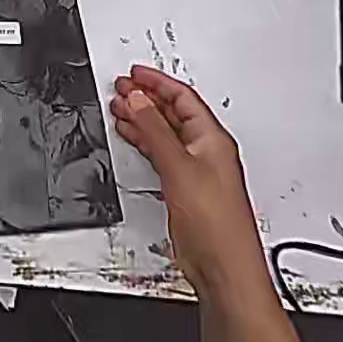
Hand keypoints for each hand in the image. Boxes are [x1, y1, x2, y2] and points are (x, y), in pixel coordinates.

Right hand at [111, 65, 272, 301]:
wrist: (223, 269)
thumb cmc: (217, 224)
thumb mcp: (179, 167)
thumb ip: (156, 130)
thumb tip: (138, 99)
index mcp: (211, 138)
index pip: (182, 97)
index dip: (157, 82)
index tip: (134, 72)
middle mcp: (204, 150)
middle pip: (172, 112)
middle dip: (145, 96)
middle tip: (120, 85)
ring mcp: (194, 169)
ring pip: (164, 132)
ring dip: (141, 117)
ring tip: (119, 105)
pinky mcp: (183, 187)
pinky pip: (160, 152)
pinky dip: (143, 139)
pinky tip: (130, 134)